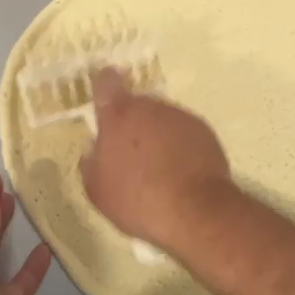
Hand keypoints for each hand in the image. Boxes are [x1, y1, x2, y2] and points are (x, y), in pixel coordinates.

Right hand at [80, 67, 233, 250]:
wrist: (194, 211)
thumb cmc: (137, 201)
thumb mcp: (98, 190)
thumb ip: (91, 162)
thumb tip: (95, 149)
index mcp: (118, 116)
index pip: (106, 83)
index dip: (104, 85)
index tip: (106, 95)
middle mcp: (150, 107)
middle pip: (136, 104)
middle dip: (132, 123)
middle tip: (131, 153)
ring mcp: (180, 116)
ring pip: (162, 118)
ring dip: (157, 134)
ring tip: (159, 168)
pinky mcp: (204, 130)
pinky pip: (184, 131)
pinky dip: (180, 144)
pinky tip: (180, 171)